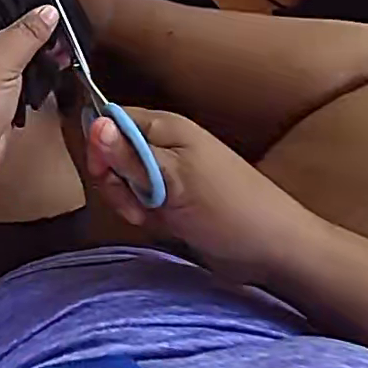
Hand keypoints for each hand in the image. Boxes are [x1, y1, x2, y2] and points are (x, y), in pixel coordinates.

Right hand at [81, 107, 325, 281]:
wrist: (273, 248)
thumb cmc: (226, 209)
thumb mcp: (172, 182)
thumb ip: (130, 156)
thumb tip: (94, 123)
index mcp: (165, 126)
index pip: (111, 120)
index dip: (100, 146)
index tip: (106, 176)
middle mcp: (165, 142)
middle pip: (113, 150)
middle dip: (115, 180)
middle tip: (136, 205)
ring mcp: (170, 170)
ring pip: (125, 178)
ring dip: (128, 200)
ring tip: (152, 216)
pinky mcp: (174, 196)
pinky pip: (141, 198)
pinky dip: (144, 212)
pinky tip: (160, 223)